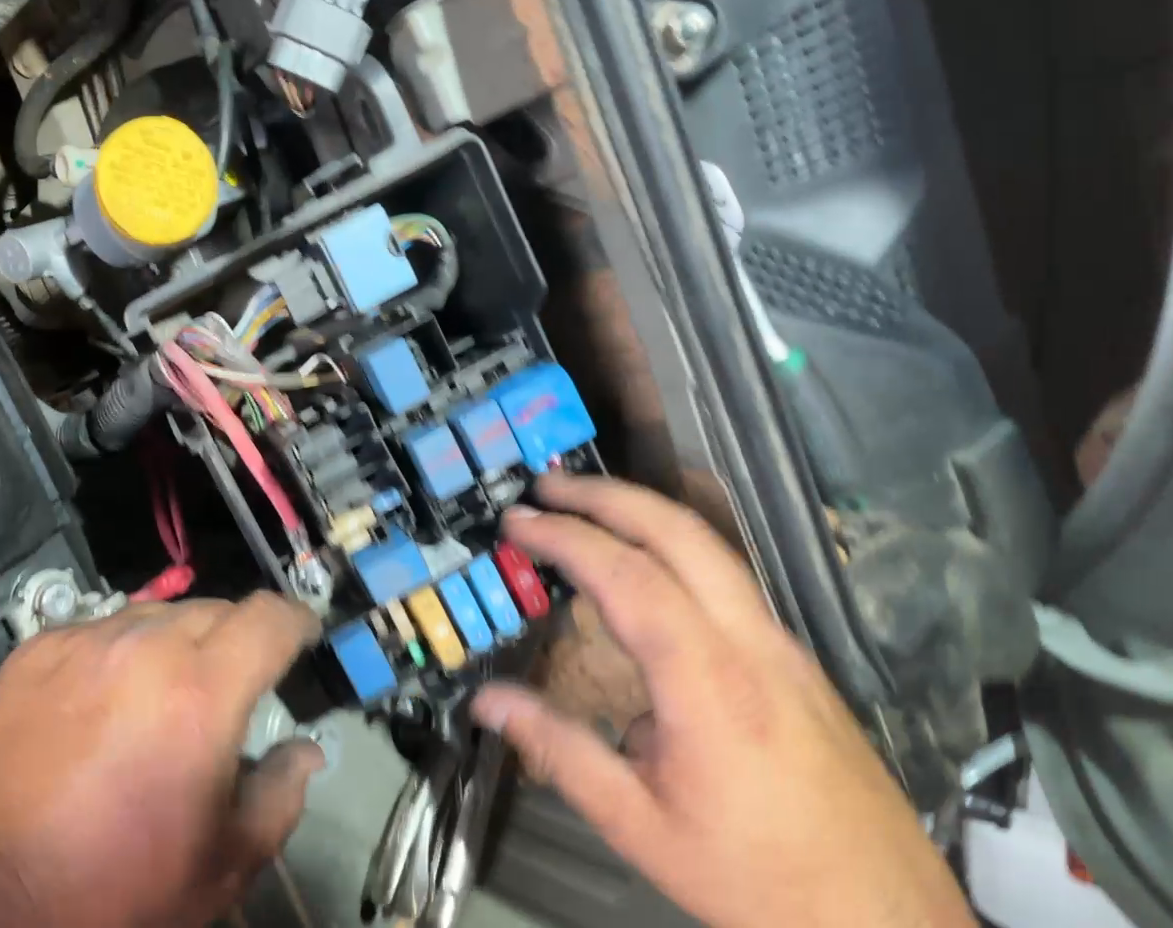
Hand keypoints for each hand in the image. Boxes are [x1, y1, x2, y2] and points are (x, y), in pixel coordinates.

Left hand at [0, 594, 324, 927]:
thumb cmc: (110, 885)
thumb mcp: (219, 865)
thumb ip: (279, 797)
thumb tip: (304, 752)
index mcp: (201, 692)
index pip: (270, 617)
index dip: (297, 622)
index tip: (302, 639)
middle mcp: (145, 646)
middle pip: (216, 608)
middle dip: (239, 638)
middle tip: (232, 686)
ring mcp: (85, 639)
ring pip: (158, 613)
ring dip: (180, 641)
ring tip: (167, 693)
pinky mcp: (38, 646)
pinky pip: (102, 627)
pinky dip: (123, 650)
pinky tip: (108, 697)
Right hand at [473, 474, 972, 927]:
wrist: (885, 921)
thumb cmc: (753, 877)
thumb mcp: (637, 824)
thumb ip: (557, 751)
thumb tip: (486, 701)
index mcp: (708, 683)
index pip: (628, 577)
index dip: (566, 538)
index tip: (516, 521)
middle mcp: (751, 645)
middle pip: (680, 534)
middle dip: (606, 496)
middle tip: (545, 485)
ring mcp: (782, 647)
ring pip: (710, 547)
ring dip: (641, 513)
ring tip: (583, 507)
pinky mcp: (795, 661)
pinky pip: (725, 577)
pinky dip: (670, 545)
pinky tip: (641, 564)